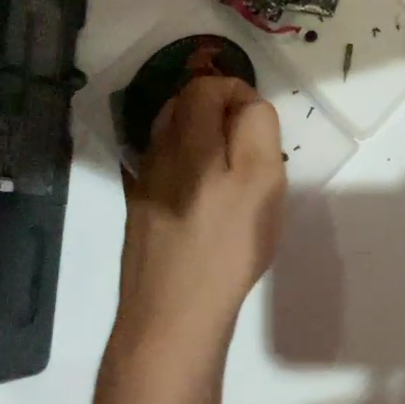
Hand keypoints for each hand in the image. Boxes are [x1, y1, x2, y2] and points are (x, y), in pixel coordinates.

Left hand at [117, 75, 286, 340]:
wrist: (172, 318)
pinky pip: (166, 167)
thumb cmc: (228, 243)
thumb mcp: (262, 177)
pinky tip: (209, 196)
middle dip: (219, 108)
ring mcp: (144, 185)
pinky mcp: (142, 213)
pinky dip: (190, 164)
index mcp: (186, 140)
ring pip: (172, 136)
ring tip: (234, 168)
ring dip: (204, 136)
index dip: (237, 90)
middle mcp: (157, 154)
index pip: (206, 85)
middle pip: (183, 105)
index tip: (260, 123)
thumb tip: (246, 103)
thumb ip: (256, 127)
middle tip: (251, 142)